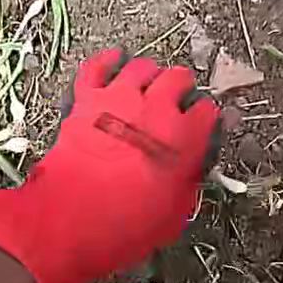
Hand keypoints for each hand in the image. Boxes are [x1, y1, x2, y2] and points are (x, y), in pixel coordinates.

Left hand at [0, 50, 219, 282]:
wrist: (75, 215)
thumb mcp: (174, 214)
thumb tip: (191, 172)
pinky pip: (97, 67)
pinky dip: (107, 60)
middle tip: (178, 96)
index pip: (208, 112)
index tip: (203, 123)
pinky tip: (115, 58)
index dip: (206, 117)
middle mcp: (157, 110)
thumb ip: (187, 183)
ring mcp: (120, 99)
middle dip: (181, 86)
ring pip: (142, 67)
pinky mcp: (87, 99)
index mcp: (185, 139)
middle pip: (178, 78)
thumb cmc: (129, 223)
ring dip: (149, 72)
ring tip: (149, 79)